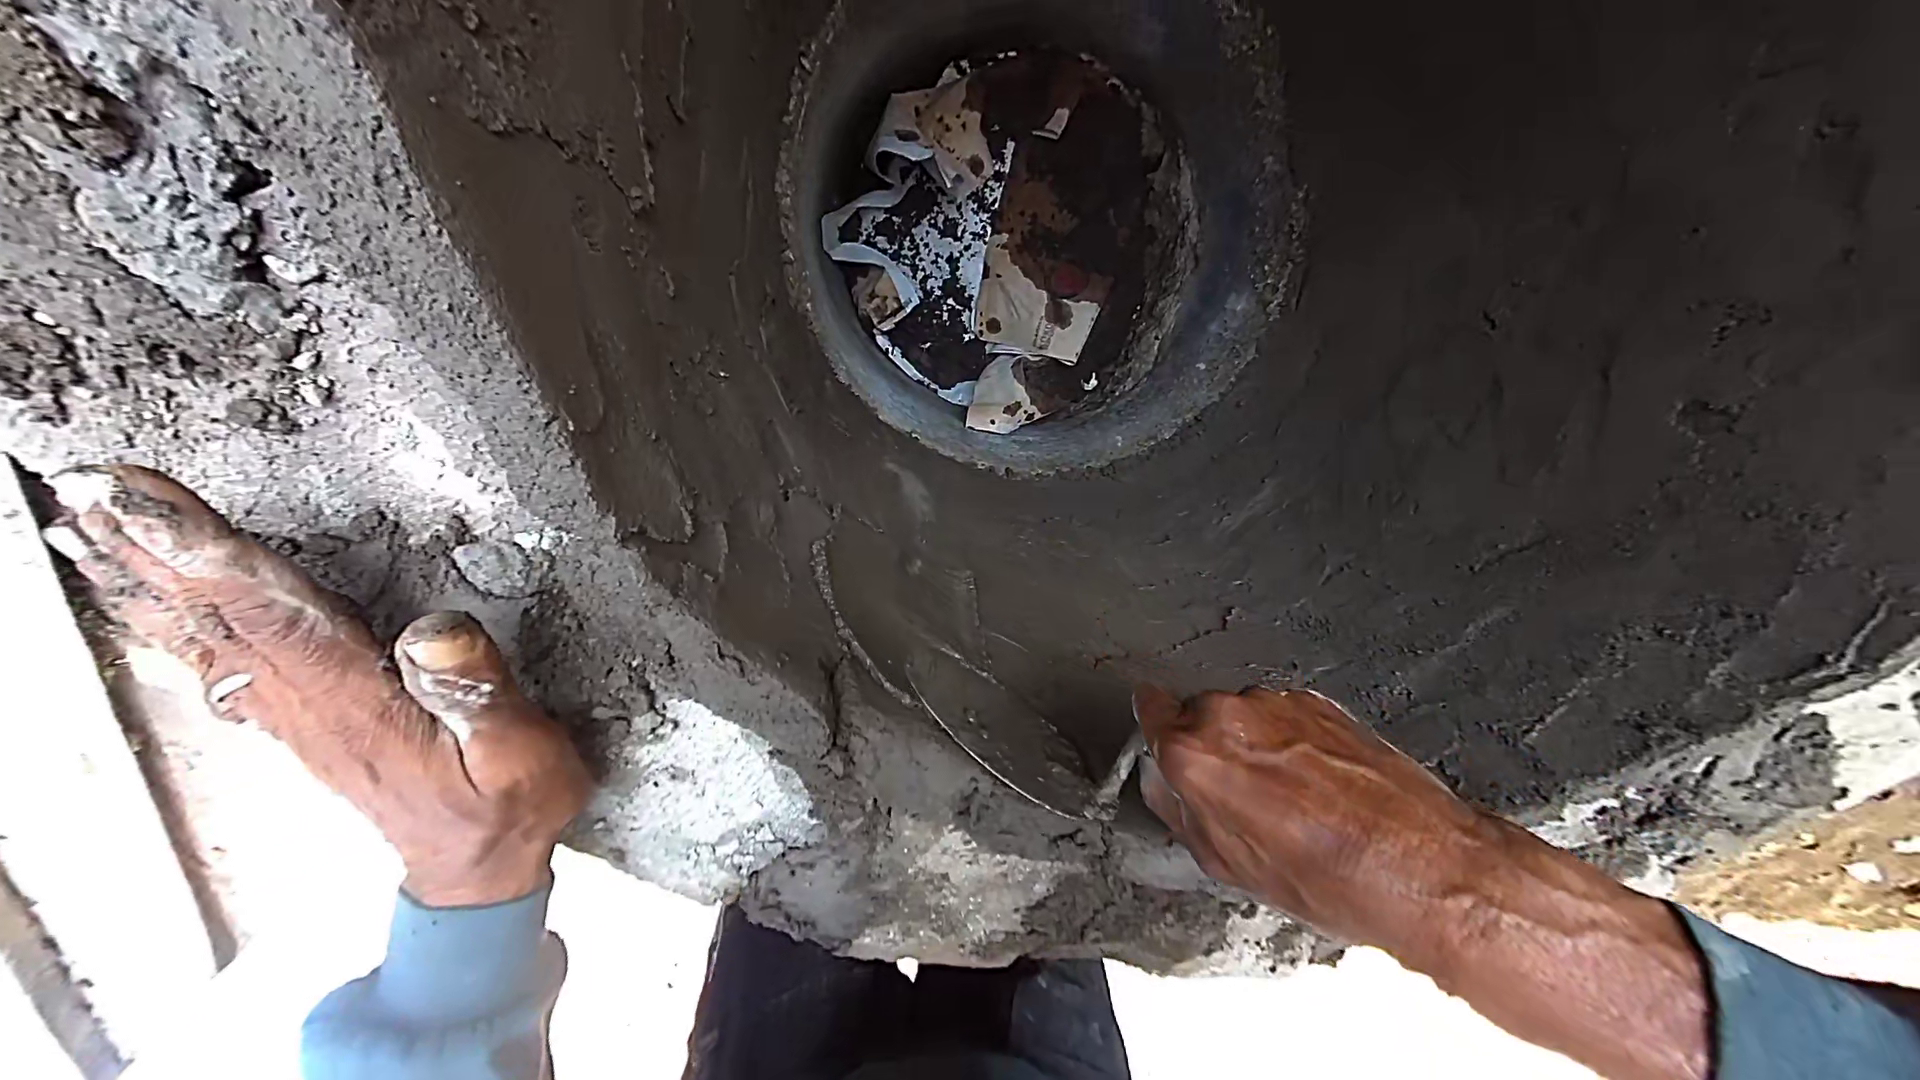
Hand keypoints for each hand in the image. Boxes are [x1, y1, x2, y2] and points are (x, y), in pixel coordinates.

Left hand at [42, 465, 591, 906]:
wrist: (481, 863)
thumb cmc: (508, 804)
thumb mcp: (516, 747)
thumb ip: (476, 688)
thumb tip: (431, 626)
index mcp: (359, 705)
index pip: (272, 619)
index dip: (209, 556)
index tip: (141, 501)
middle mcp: (316, 708)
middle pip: (224, 623)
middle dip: (157, 557)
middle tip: (93, 498)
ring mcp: (310, 719)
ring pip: (220, 644)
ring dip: (162, 590)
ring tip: (107, 542)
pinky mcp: (321, 724)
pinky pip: (240, 668)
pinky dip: (197, 632)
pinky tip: (180, 621)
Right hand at [1134, 684, 1709, 1079]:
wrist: (1425, 867)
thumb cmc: (1330, 878)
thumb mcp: (1225, 864)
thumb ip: (1176, 809)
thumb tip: (1162, 783)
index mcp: (1192, 752)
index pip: (1148, 706)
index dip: (1155, 726)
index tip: (1163, 735)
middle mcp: (1227, 714)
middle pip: (1195, 714)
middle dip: (1208, 745)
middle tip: (1238, 791)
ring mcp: (1273, 702)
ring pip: (1240, 713)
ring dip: (1252, 741)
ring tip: (1290, 794)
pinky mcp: (1314, 699)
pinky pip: (1280, 713)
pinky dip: (1289, 737)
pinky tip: (1316, 782)